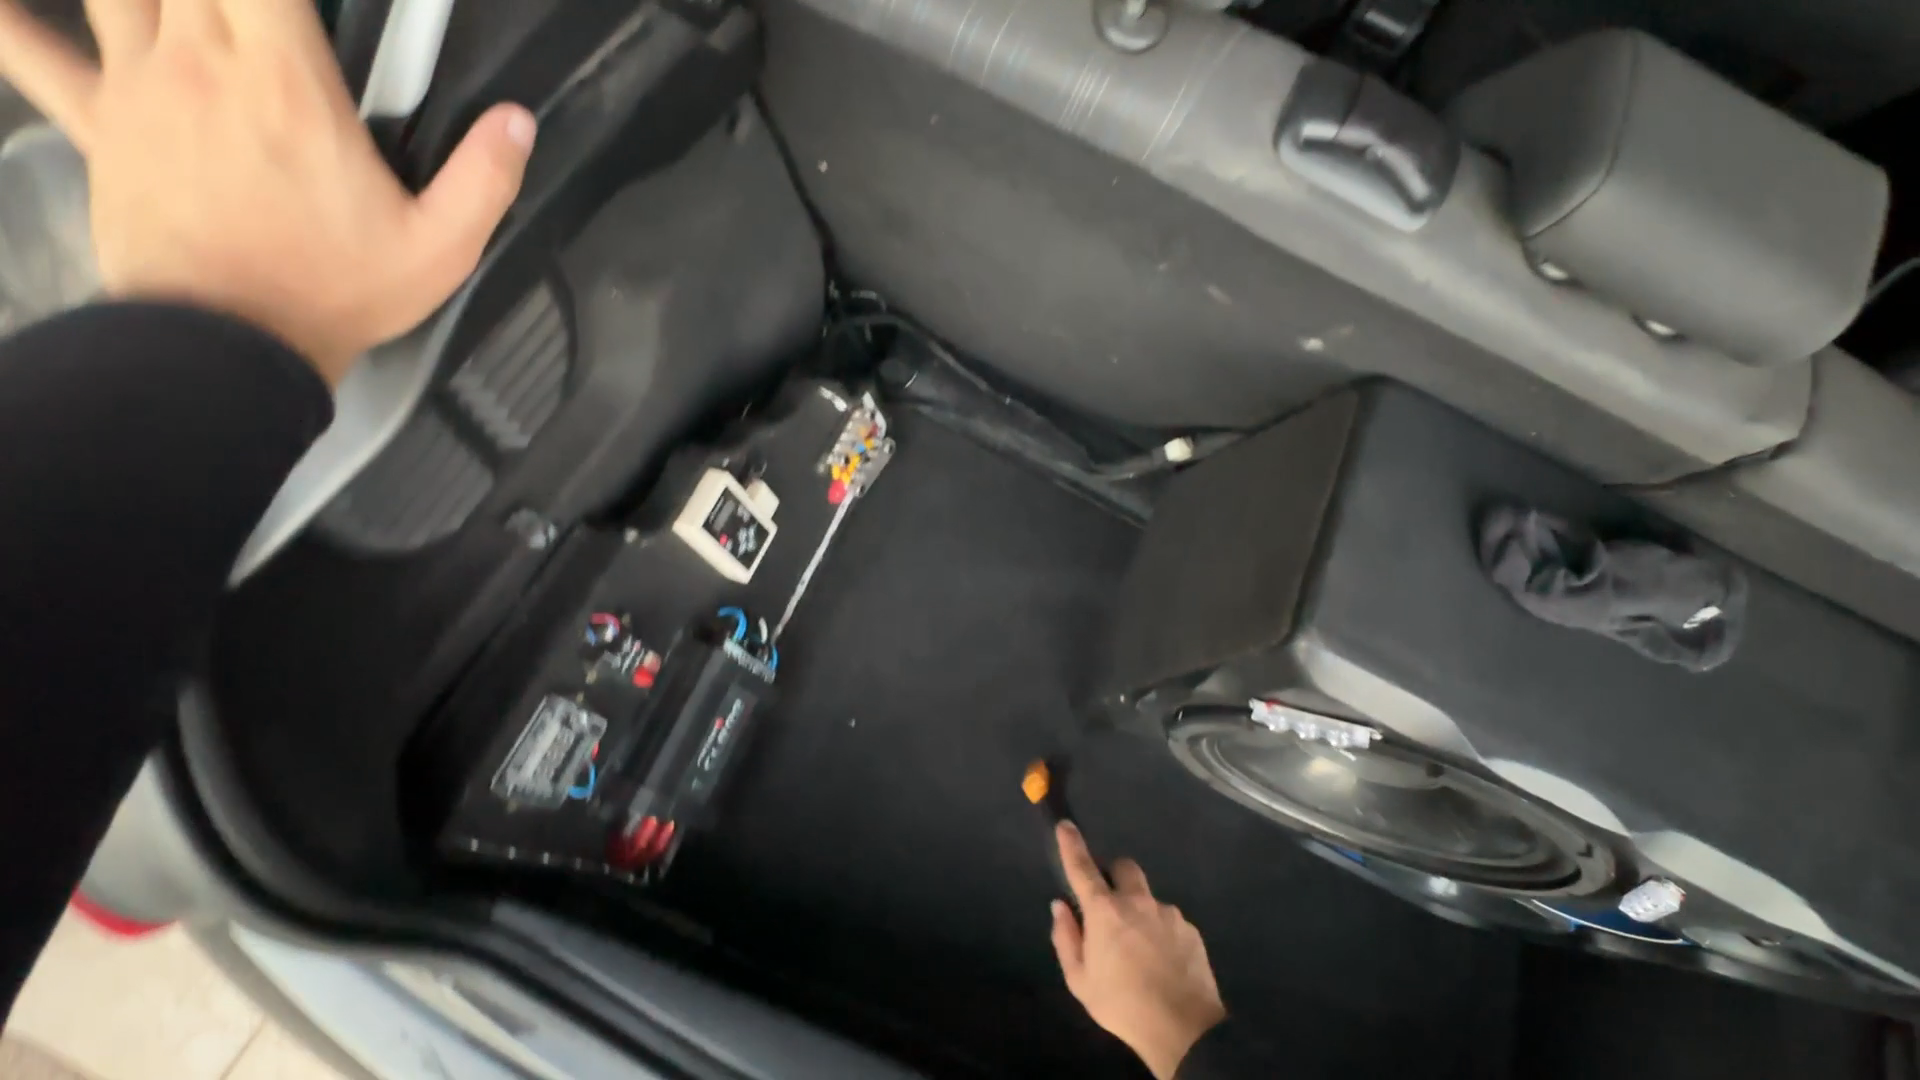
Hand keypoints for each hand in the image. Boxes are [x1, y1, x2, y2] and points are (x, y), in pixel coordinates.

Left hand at [0, 0, 534, 383]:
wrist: (233, 341)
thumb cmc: (336, 290)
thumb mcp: (442, 246)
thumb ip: (484, 178)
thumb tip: (516, 124)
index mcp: (288, 85)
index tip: (315, 5)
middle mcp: (202, 67)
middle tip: (262, 11)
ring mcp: (139, 89)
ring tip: (195, 9)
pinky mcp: (100, 126)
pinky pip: (30, 52)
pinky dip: (14, 23)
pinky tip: (13, 10)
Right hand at [1050, 821, 1227, 1079]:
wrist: (1183, 1030)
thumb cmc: (1122, 1005)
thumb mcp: (1080, 980)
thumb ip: (1066, 938)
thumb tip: (1060, 906)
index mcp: (1104, 910)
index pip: (1082, 867)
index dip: (1071, 844)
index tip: (1065, 825)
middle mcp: (1137, 901)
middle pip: (1124, 867)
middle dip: (1114, 876)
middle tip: (1110, 905)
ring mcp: (1167, 913)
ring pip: (1148, 898)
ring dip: (1140, 912)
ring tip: (1140, 952)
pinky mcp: (1191, 930)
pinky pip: (1169, 921)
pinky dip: (1161, 933)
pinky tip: (1162, 963)